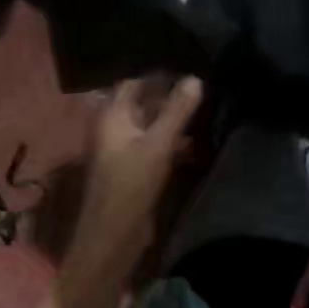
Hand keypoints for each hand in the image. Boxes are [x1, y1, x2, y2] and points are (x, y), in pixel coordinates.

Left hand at [73, 76, 204, 264]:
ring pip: (145, 126)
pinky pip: (147, 145)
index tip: (186, 76)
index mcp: (112, 116)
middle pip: (139, 104)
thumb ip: (177, 111)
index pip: (133, 84)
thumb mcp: (160, 143)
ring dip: (167, 121)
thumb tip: (195, 79)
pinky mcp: (127, 168)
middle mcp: (111, 128)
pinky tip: (188, 146)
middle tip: (196, 95)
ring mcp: (117, 149)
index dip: (157, 78)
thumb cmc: (132, 182)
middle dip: (165, 99)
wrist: (112, 231)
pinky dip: (165, 141)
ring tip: (197, 117)